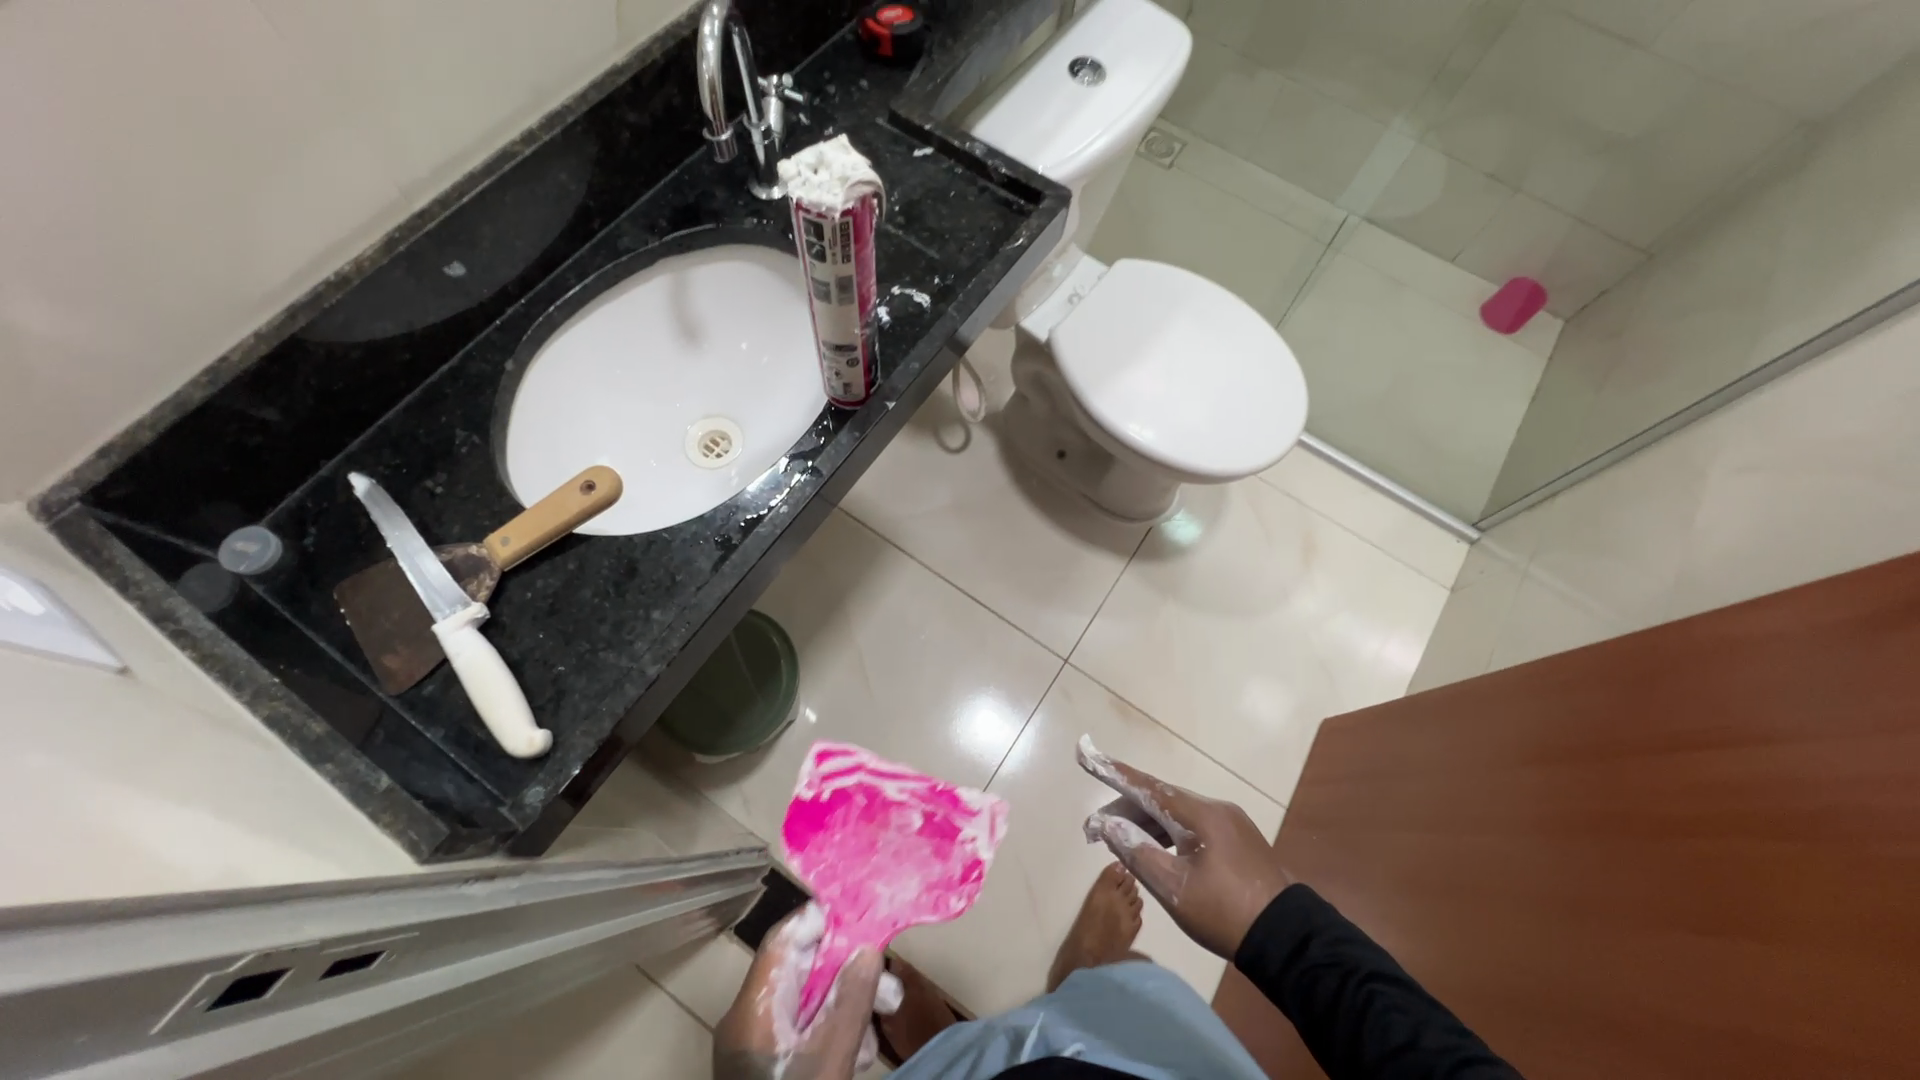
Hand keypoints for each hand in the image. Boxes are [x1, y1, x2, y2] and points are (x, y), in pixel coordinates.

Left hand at [714, 904, 900, 1079]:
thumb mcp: (830, 1059)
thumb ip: (850, 1000)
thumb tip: (867, 947)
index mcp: (753, 1009)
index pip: (783, 941)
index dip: (820, 922)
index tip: (862, 918)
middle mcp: (750, 1018)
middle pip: (802, 970)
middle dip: (849, 971)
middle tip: (888, 988)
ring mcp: (759, 1045)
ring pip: (810, 1001)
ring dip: (850, 1005)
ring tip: (881, 1022)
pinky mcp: (770, 1066)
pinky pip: (806, 1030)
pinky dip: (836, 1032)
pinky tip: (860, 1055)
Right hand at [1078, 738, 1295, 958]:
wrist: (1288, 939)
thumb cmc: (1224, 913)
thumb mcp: (1173, 887)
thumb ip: (1137, 851)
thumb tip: (1108, 823)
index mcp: (1201, 815)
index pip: (1147, 786)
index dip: (1113, 771)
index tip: (1085, 752)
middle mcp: (1216, 809)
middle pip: (1160, 799)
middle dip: (1123, 809)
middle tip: (1092, 831)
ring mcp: (1230, 824)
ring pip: (1176, 814)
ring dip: (1144, 823)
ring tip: (1116, 840)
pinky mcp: (1237, 840)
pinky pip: (1191, 825)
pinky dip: (1166, 832)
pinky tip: (1153, 848)